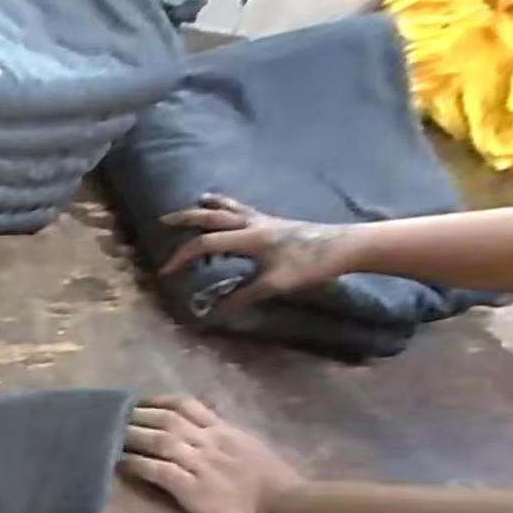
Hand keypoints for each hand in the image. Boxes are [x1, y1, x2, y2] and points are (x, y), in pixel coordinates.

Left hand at [121, 396, 304, 512]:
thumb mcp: (247, 446)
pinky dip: (137, 464)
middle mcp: (210, 442)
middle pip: (167, 419)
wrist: (291, 509)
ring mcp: (201, 464)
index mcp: (224, 431)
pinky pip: (160, 470)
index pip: (186, 406)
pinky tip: (120, 463)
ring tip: (108, 436)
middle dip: (136, 416)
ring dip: (132, 436)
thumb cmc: (271, 481)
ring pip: (161, 440)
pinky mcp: (194, 488)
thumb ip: (221, 435)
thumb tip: (197, 425)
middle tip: (110, 418)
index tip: (135, 403)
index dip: (157, 402)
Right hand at [160, 194, 357, 310]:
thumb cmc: (311, 265)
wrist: (349, 246)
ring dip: (211, 205)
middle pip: (212, 217)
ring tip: (198, 200)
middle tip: (163, 220)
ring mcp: (264, 220)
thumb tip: (211, 312)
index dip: (181, 257)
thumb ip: (240, 297)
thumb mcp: (274, 285)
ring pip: (230, 208)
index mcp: (250, 238)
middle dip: (186, 218)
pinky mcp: (274, 222)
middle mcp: (253, 224)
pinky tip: (230, 207)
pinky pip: (245, 210)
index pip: (205, 244)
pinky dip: (231, 205)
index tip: (165, 272)